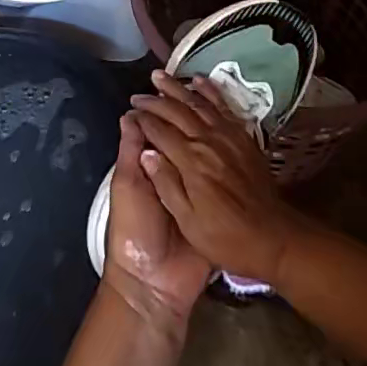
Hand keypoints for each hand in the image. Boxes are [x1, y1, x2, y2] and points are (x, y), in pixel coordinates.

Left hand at [102, 105, 211, 330]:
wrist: (157, 282)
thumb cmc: (135, 228)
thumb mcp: (127, 184)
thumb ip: (131, 150)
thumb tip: (131, 112)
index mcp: (148, 167)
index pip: (156, 131)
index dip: (162, 111)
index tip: (173, 83)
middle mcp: (171, 173)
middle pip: (181, 140)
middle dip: (188, 119)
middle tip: (202, 88)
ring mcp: (195, 189)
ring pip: (202, 155)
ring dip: (210, 135)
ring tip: (222, 106)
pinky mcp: (214, 206)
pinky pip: (220, 179)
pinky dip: (227, 160)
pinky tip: (239, 139)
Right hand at [126, 69, 302, 280]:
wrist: (275, 239)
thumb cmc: (226, 237)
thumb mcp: (188, 221)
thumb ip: (165, 184)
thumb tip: (145, 152)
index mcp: (190, 162)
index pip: (159, 131)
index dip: (142, 121)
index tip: (129, 115)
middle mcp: (208, 142)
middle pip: (176, 112)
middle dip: (154, 101)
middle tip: (136, 96)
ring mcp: (228, 137)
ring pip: (198, 103)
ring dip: (177, 88)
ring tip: (159, 76)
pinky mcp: (243, 138)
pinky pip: (224, 107)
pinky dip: (211, 91)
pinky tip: (200, 80)